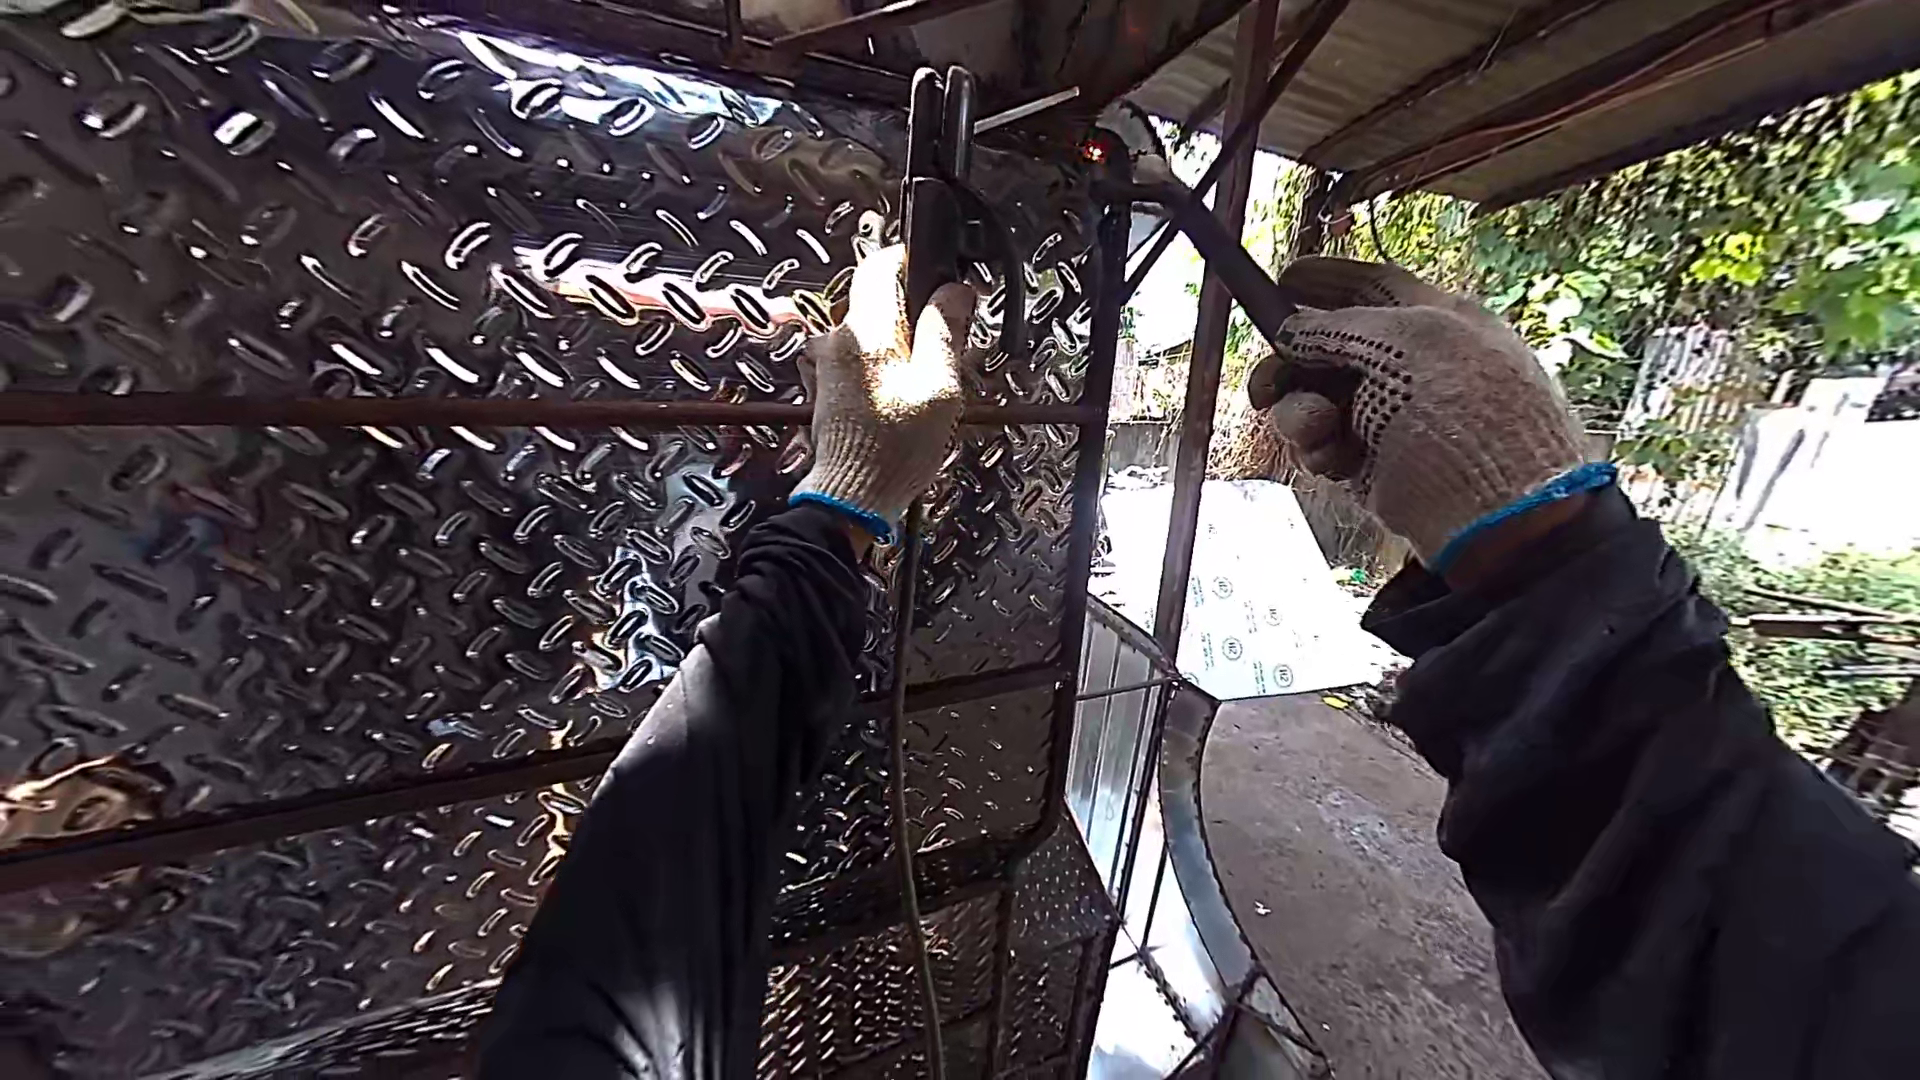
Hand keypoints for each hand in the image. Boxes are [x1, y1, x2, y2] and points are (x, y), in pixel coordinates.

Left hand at [791, 242, 974, 543]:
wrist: (852, 496)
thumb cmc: (897, 446)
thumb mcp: (938, 388)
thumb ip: (945, 332)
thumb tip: (956, 291)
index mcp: (867, 330)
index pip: (880, 265)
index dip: (910, 261)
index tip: (936, 276)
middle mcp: (837, 339)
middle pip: (877, 304)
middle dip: (911, 318)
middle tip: (941, 351)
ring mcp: (825, 365)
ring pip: (869, 337)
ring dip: (896, 349)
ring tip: (921, 386)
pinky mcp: (824, 390)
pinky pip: (857, 363)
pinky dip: (879, 371)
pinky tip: (897, 402)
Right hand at [1247, 258, 1589, 568]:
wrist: (1489, 508)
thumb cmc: (1467, 412)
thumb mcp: (1410, 343)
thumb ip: (1340, 327)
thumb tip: (1289, 330)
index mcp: (1428, 321)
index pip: (1368, 286)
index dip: (1324, 280)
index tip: (1282, 278)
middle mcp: (1399, 363)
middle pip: (1319, 348)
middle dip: (1287, 366)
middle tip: (1265, 389)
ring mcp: (1378, 412)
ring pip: (1307, 398)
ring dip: (1300, 416)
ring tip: (1321, 432)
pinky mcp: (1359, 454)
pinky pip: (1314, 441)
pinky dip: (1316, 449)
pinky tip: (1338, 461)